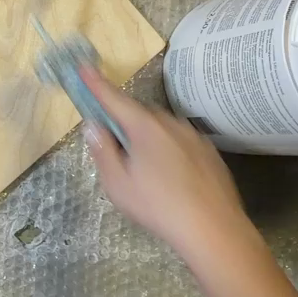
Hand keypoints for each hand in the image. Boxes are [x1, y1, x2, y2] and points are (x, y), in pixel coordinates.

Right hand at [79, 67, 261, 267]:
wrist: (214, 229)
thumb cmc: (157, 205)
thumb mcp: (116, 182)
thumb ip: (103, 150)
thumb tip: (94, 126)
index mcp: (144, 127)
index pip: (114, 99)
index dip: (96, 84)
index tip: (83, 67)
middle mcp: (170, 124)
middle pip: (138, 114)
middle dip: (123, 122)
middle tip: (113, 147)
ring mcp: (194, 137)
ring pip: (160, 129)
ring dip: (146, 138)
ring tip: (142, 170)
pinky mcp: (209, 153)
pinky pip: (179, 142)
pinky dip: (166, 150)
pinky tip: (167, 177)